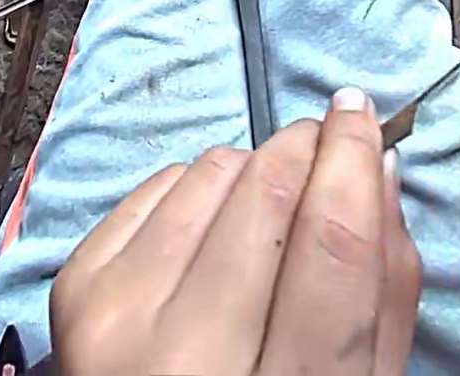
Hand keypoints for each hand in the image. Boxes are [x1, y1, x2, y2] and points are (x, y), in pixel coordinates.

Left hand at [50, 87, 423, 374]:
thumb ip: (383, 285)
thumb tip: (376, 162)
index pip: (329, 246)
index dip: (350, 160)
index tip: (357, 109)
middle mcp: (185, 359)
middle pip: (266, 195)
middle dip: (303, 146)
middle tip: (320, 141)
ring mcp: (118, 319)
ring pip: (210, 172)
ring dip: (251, 170)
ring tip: (261, 211)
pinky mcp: (77, 286)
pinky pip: (159, 182)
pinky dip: (197, 185)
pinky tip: (208, 227)